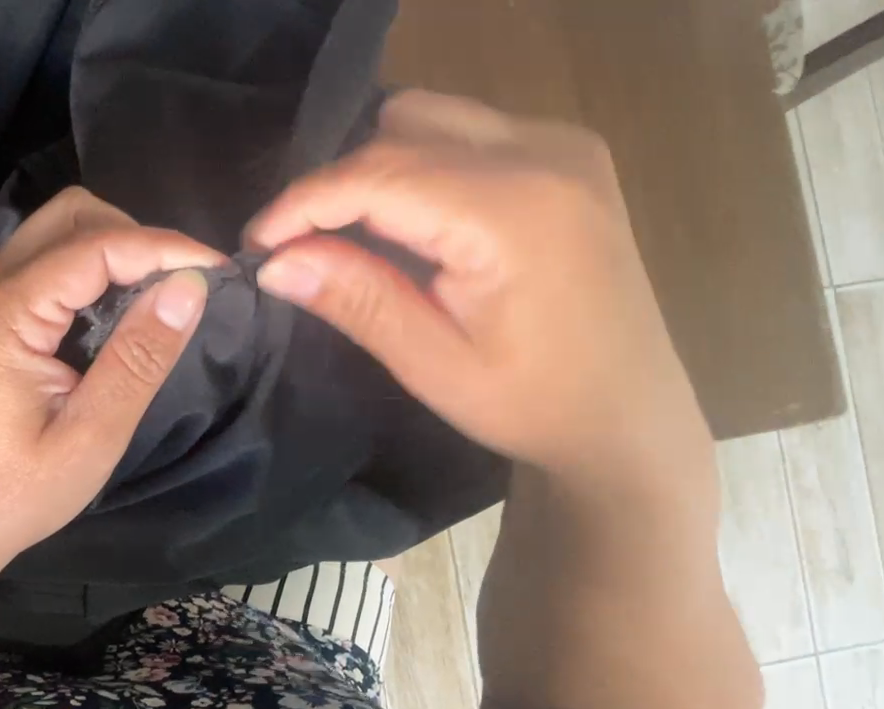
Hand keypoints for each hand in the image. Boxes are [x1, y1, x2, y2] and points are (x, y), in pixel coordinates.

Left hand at [0, 187, 224, 568]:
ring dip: (113, 250)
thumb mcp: (93, 433)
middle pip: (70, 216)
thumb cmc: (24, 490)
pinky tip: (118, 312)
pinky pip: (49, 265)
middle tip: (179, 284)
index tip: (218, 269)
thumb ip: (140, 357)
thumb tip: (192, 286)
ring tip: (155, 296)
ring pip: (58, 233)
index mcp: (6, 316)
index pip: (94, 246)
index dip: (162, 247)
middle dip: (134, 236)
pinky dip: (92, 271)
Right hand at [247, 90, 713, 492]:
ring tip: (350, 240)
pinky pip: (465, 133)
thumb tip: (275, 263)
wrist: (627, 414)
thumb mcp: (434, 364)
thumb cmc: (531, 404)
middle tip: (301, 251)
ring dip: (375, 171)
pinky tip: (408, 228)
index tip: (256, 245)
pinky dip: (418, 168)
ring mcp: (563, 145)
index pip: (379, 173)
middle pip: (401, 129)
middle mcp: (544, 153)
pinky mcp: (567, 155)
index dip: (304, 202)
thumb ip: (358, 299)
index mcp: (512, 211)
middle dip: (337, 185)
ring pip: (431, 119)